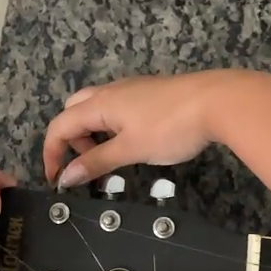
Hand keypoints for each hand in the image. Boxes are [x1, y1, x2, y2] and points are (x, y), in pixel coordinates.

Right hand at [42, 71, 245, 186]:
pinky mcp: (149, 93)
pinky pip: (117, 107)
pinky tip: (132, 142)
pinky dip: (110, 126)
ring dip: (92, 132)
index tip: (57, 180)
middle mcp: (110, 91)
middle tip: (86, 163)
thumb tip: (65, 176)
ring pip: (96, 107)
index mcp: (99, 104)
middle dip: (71, 138)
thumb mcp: (130, 150)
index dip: (52, 154)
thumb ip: (96, 162)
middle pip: (74, 110)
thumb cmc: (170, 128)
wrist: (218, 102)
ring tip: (109, 157)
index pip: (60, 126)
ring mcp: (131, 89)